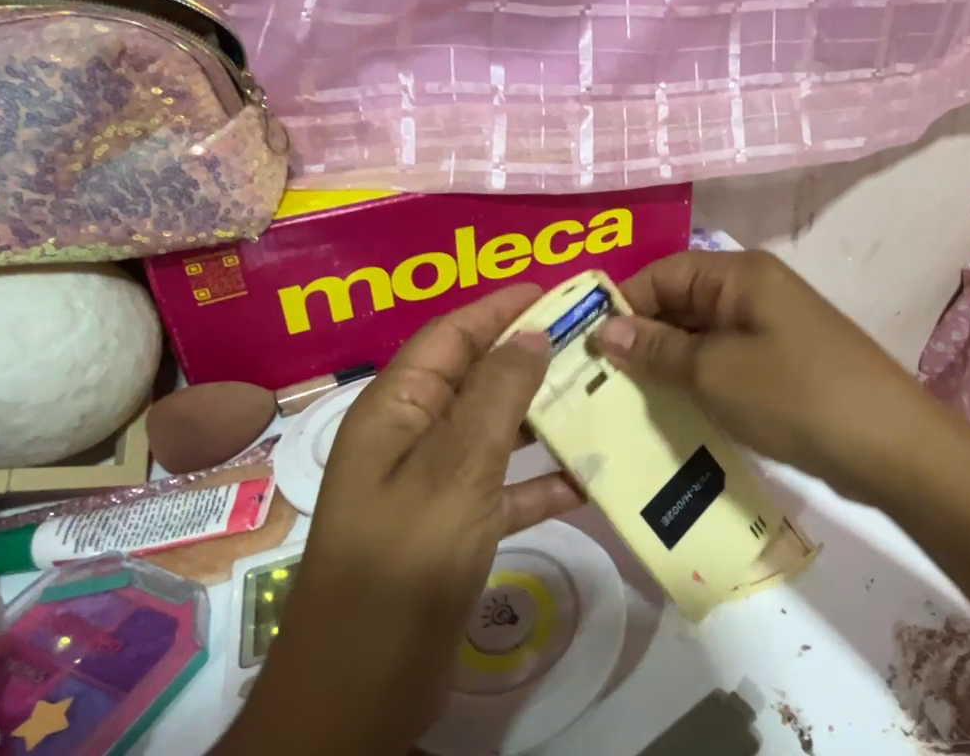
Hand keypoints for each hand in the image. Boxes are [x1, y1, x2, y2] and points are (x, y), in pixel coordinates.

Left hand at [221, 284, 580, 755]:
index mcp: (396, 408)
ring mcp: (432, 485)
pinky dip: (541, 481)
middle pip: (477, 379)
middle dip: (531, 357)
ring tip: (604, 396)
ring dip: (543, 417)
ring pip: (495, 432)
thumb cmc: (406, 557)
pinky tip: (591, 480)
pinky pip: (504, 488)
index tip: (556, 289)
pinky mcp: (454, 529)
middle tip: (596, 341)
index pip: (451, 335)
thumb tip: (531, 332)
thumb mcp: (455, 465)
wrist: (365, 680)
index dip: (500, 307)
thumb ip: (496, 394)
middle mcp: (411, 437)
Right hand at [591, 250, 943, 500]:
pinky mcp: (782, 366)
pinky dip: (697, 383)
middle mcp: (755, 291)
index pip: (663, 273)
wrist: (890, 446)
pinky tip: (671, 413)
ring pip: (701, 337)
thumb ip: (657, 348)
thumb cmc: (795, 395)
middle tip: (595, 383)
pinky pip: (725, 363)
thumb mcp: (715, 372)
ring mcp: (772, 329)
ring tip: (622, 402)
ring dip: (666, 365)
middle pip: (681, 302)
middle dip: (640, 338)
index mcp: (740, 275)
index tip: (582, 347)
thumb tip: (604, 330)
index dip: (622, 305)